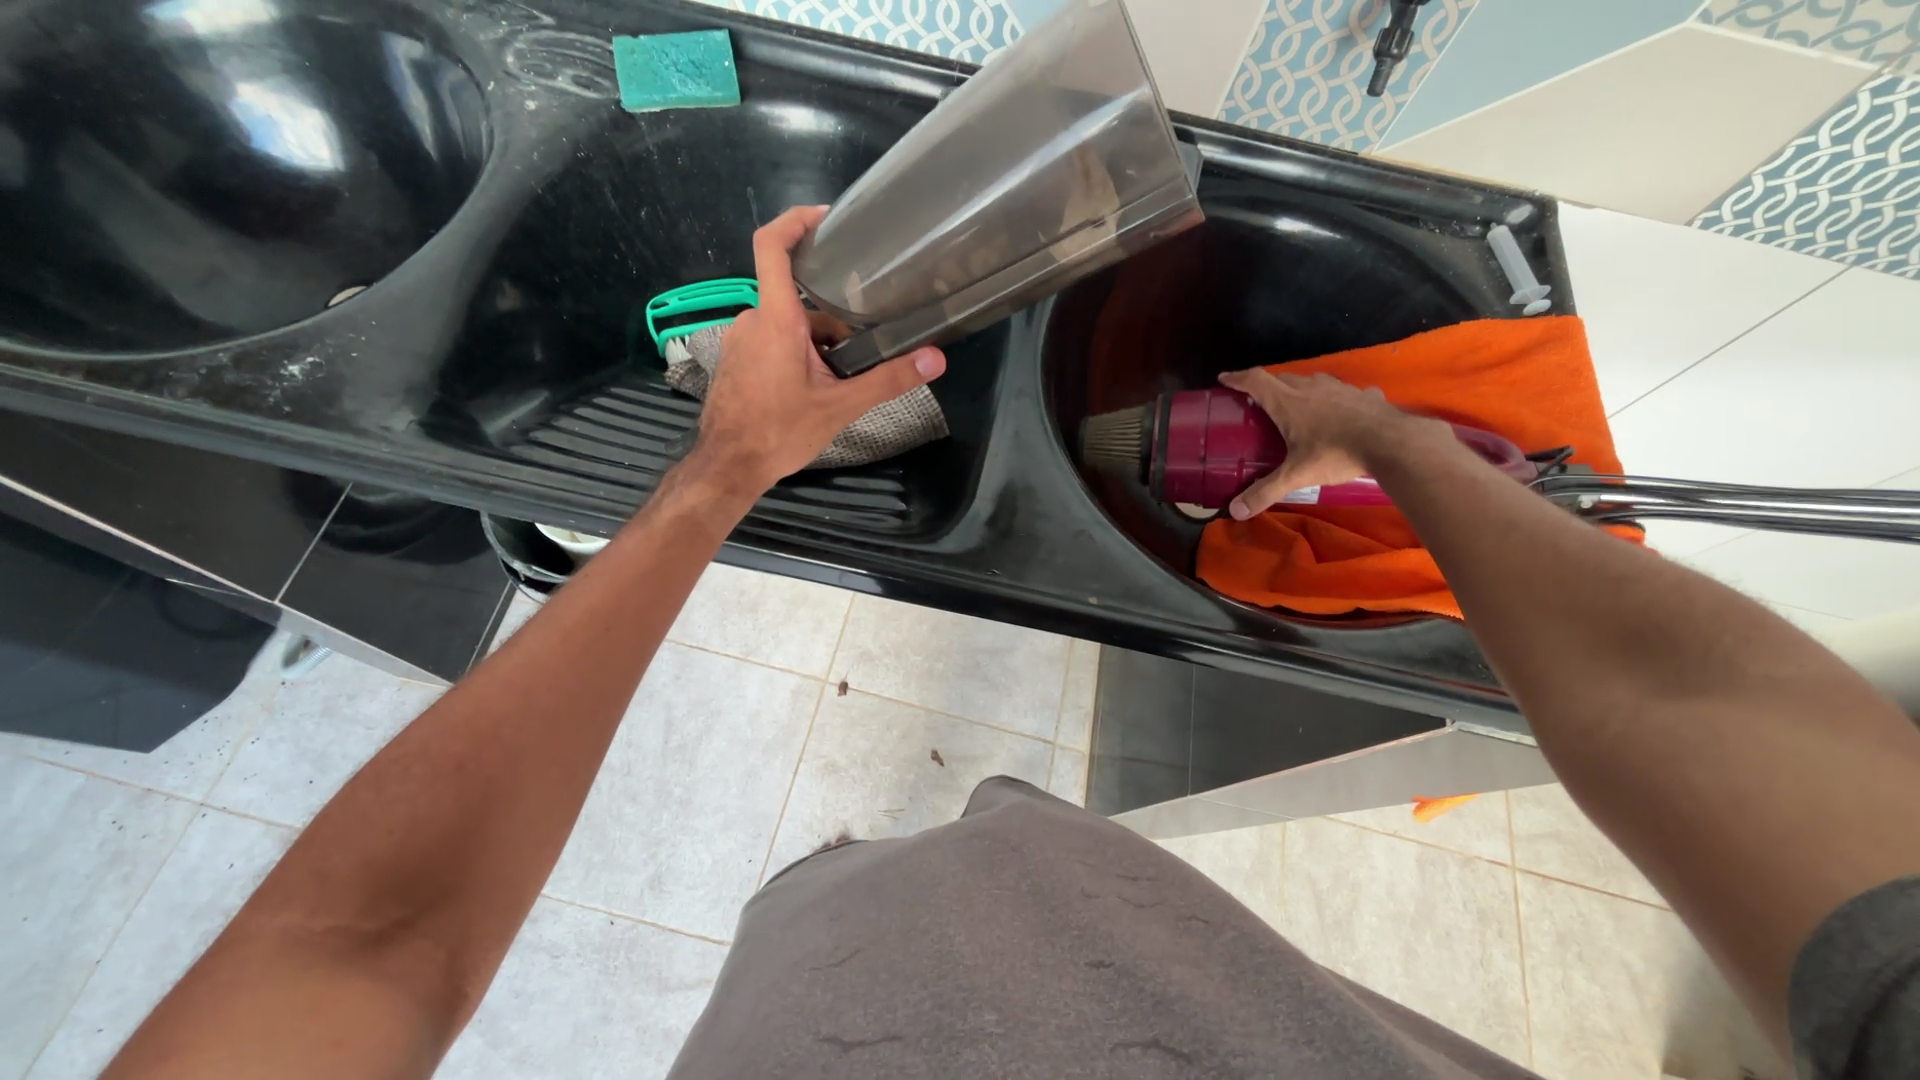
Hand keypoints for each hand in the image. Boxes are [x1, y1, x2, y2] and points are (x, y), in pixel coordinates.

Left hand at [686, 205, 946, 499]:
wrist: (728, 466)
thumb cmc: (778, 432)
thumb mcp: (840, 407)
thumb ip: (888, 380)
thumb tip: (935, 360)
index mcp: (777, 319)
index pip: (772, 246)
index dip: (796, 220)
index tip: (827, 219)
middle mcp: (754, 319)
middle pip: (799, 299)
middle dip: (834, 321)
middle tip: (864, 347)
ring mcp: (741, 340)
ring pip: (788, 325)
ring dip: (817, 344)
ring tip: (842, 379)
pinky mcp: (736, 360)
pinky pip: (773, 343)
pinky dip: (797, 356)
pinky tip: (814, 390)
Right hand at [1216, 368, 1433, 519]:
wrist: (1392, 443)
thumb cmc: (1335, 454)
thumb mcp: (1296, 476)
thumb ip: (1265, 492)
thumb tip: (1235, 512)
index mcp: (1287, 402)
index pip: (1254, 380)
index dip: (1237, 378)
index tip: (1224, 379)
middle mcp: (1310, 388)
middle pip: (1281, 377)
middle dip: (1267, 385)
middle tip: (1259, 400)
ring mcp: (1340, 388)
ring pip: (1312, 381)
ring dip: (1300, 388)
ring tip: (1298, 404)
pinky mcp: (1364, 394)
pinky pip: (1344, 392)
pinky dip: (1335, 398)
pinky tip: (1340, 411)